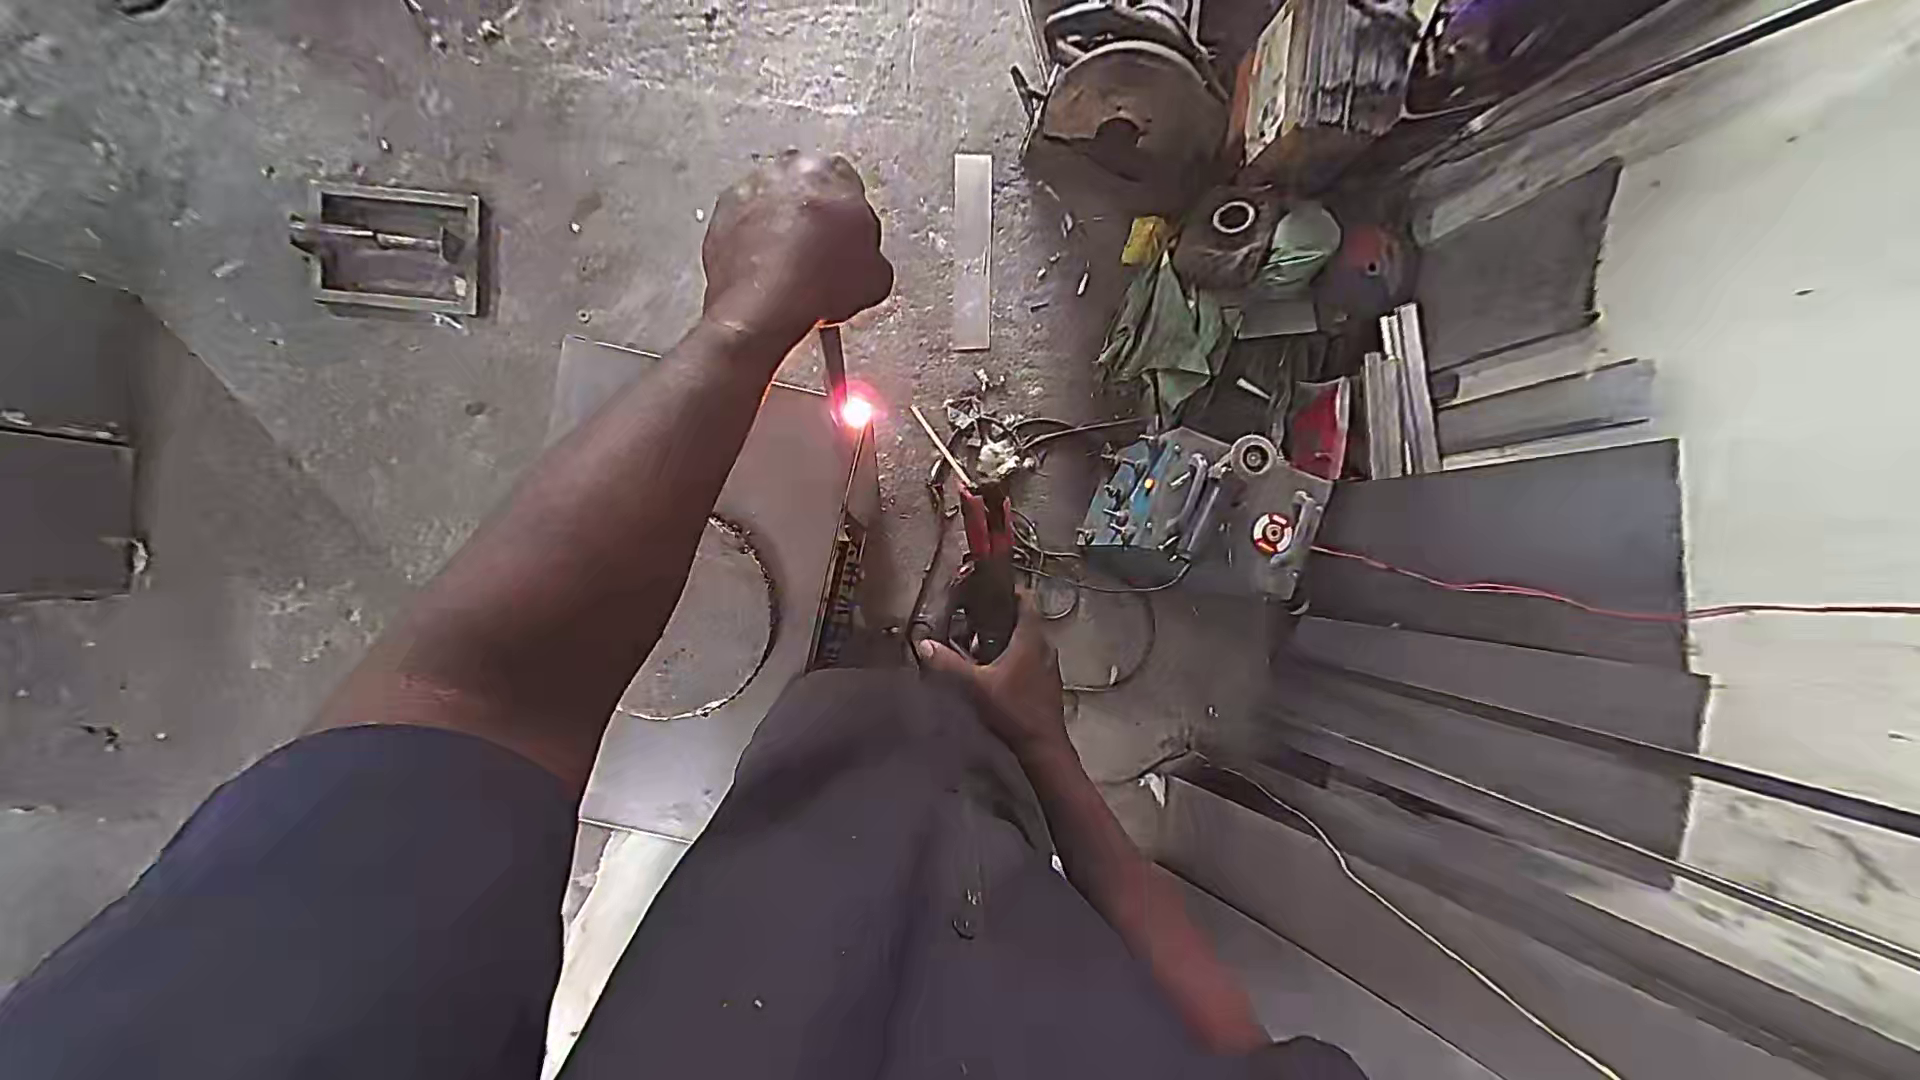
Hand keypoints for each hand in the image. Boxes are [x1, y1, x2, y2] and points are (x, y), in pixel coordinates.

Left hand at [701, 150, 894, 353]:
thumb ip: (874, 256)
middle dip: (815, 223)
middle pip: (808, 193)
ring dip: (783, 233)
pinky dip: (755, 246)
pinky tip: (768, 277)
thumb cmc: (822, 282)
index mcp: (835, 172)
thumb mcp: (877, 278)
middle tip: (820, 261)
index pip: (851, 190)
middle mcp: (789, 168)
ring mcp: (750, 187)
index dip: (851, 225)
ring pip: (774, 208)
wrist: (767, 303)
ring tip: (792, 276)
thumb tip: (868, 262)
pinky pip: (745, 227)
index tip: (849, 249)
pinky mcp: (722, 212)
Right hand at [917, 596, 1068, 760]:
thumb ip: (949, 664)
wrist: (1042, 746)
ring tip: (979, 643)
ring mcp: (1048, 664)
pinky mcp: (1047, 681)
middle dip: (1001, 615)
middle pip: (1024, 619)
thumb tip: (923, 645)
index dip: (1009, 590)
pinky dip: (1014, 654)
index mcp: (1031, 638)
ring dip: (1007, 637)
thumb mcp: (975, 686)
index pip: (1026, 600)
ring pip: (1027, 639)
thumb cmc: (1013, 710)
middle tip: (974, 617)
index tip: (987, 588)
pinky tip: (994, 669)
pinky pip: (1031, 656)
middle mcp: (1044, 646)